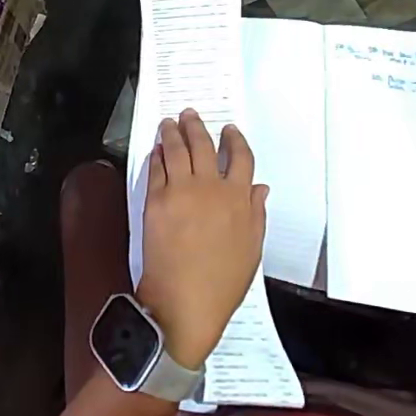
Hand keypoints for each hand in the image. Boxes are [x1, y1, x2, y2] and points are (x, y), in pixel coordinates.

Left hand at [138, 109, 268, 368]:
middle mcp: (211, 188)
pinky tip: (157, 149)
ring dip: (174, 132)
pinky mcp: (156, 200)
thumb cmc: (222, 282)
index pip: (240, 157)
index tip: (230, 130)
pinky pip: (157, 169)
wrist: (184, 301)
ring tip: (170, 123)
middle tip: (190, 115)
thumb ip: (256, 213)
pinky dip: (157, 155)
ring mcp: (181, 191)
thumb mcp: (252, 248)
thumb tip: (259, 188)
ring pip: (177, 150)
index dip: (235, 139)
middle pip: (204, 145)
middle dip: (197, 126)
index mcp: (239, 199)